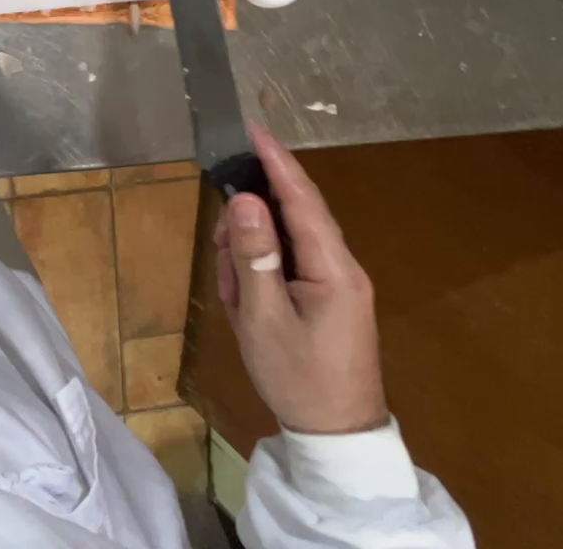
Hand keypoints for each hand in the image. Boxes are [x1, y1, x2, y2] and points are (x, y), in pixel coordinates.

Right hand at [216, 125, 388, 435]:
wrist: (335, 433)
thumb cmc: (297, 376)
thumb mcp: (262, 317)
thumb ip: (253, 255)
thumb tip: (244, 200)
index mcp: (333, 269)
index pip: (302, 200)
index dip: (278, 162)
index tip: (254, 128)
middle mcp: (340, 266)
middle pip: (290, 217)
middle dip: (248, 225)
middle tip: (222, 255)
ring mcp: (336, 281)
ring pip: (282, 241)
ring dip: (249, 256)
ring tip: (236, 295)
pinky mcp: (326, 295)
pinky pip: (285, 264)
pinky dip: (258, 272)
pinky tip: (246, 297)